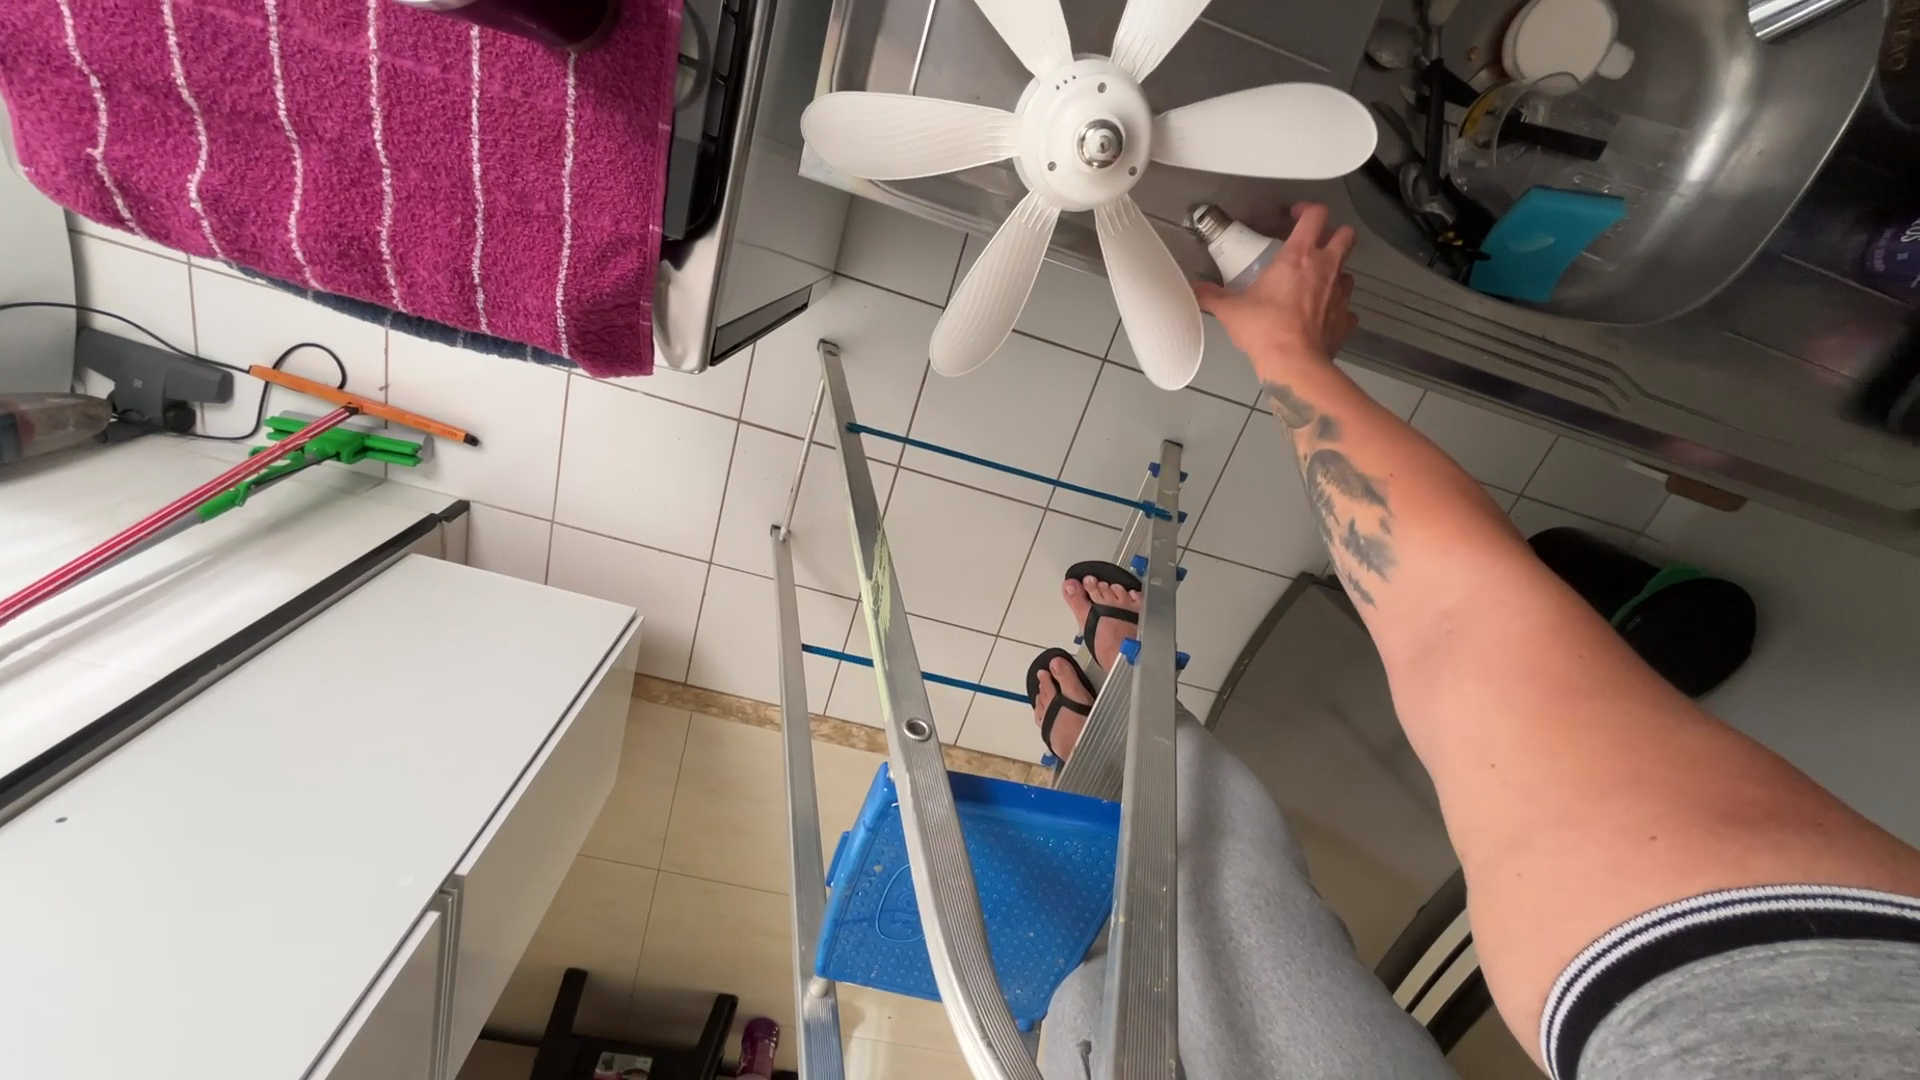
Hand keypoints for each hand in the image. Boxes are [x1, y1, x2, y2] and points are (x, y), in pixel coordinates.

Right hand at [1195, 203, 1358, 379]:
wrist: (1293, 364)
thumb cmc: (1265, 329)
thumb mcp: (1230, 311)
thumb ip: (1212, 296)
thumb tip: (1195, 289)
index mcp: (1299, 256)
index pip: (1315, 215)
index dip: (1307, 209)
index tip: (1294, 216)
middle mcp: (1326, 268)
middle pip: (1346, 234)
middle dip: (1333, 234)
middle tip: (1314, 246)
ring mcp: (1340, 293)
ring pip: (1347, 271)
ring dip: (1335, 272)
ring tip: (1315, 285)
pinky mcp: (1345, 318)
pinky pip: (1345, 307)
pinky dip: (1335, 308)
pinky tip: (1320, 317)